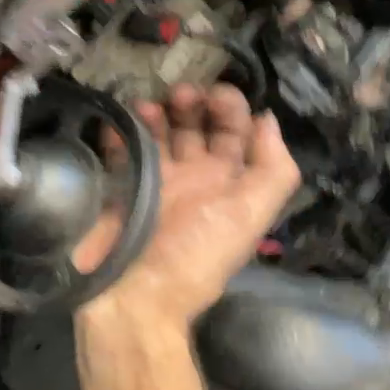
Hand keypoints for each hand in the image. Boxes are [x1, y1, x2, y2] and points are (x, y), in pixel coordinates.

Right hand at [75, 83, 299, 325]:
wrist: (134, 295)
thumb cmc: (193, 254)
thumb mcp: (248, 214)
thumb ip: (272, 168)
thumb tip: (267, 120)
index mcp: (227, 186)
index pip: (234, 134)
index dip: (231, 109)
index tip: (217, 94)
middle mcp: (193, 180)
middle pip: (195, 129)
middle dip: (192, 104)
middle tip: (181, 94)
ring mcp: (153, 184)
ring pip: (157, 135)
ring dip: (156, 113)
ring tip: (148, 106)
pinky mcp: (118, 188)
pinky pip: (118, 151)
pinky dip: (117, 133)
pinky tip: (118, 123)